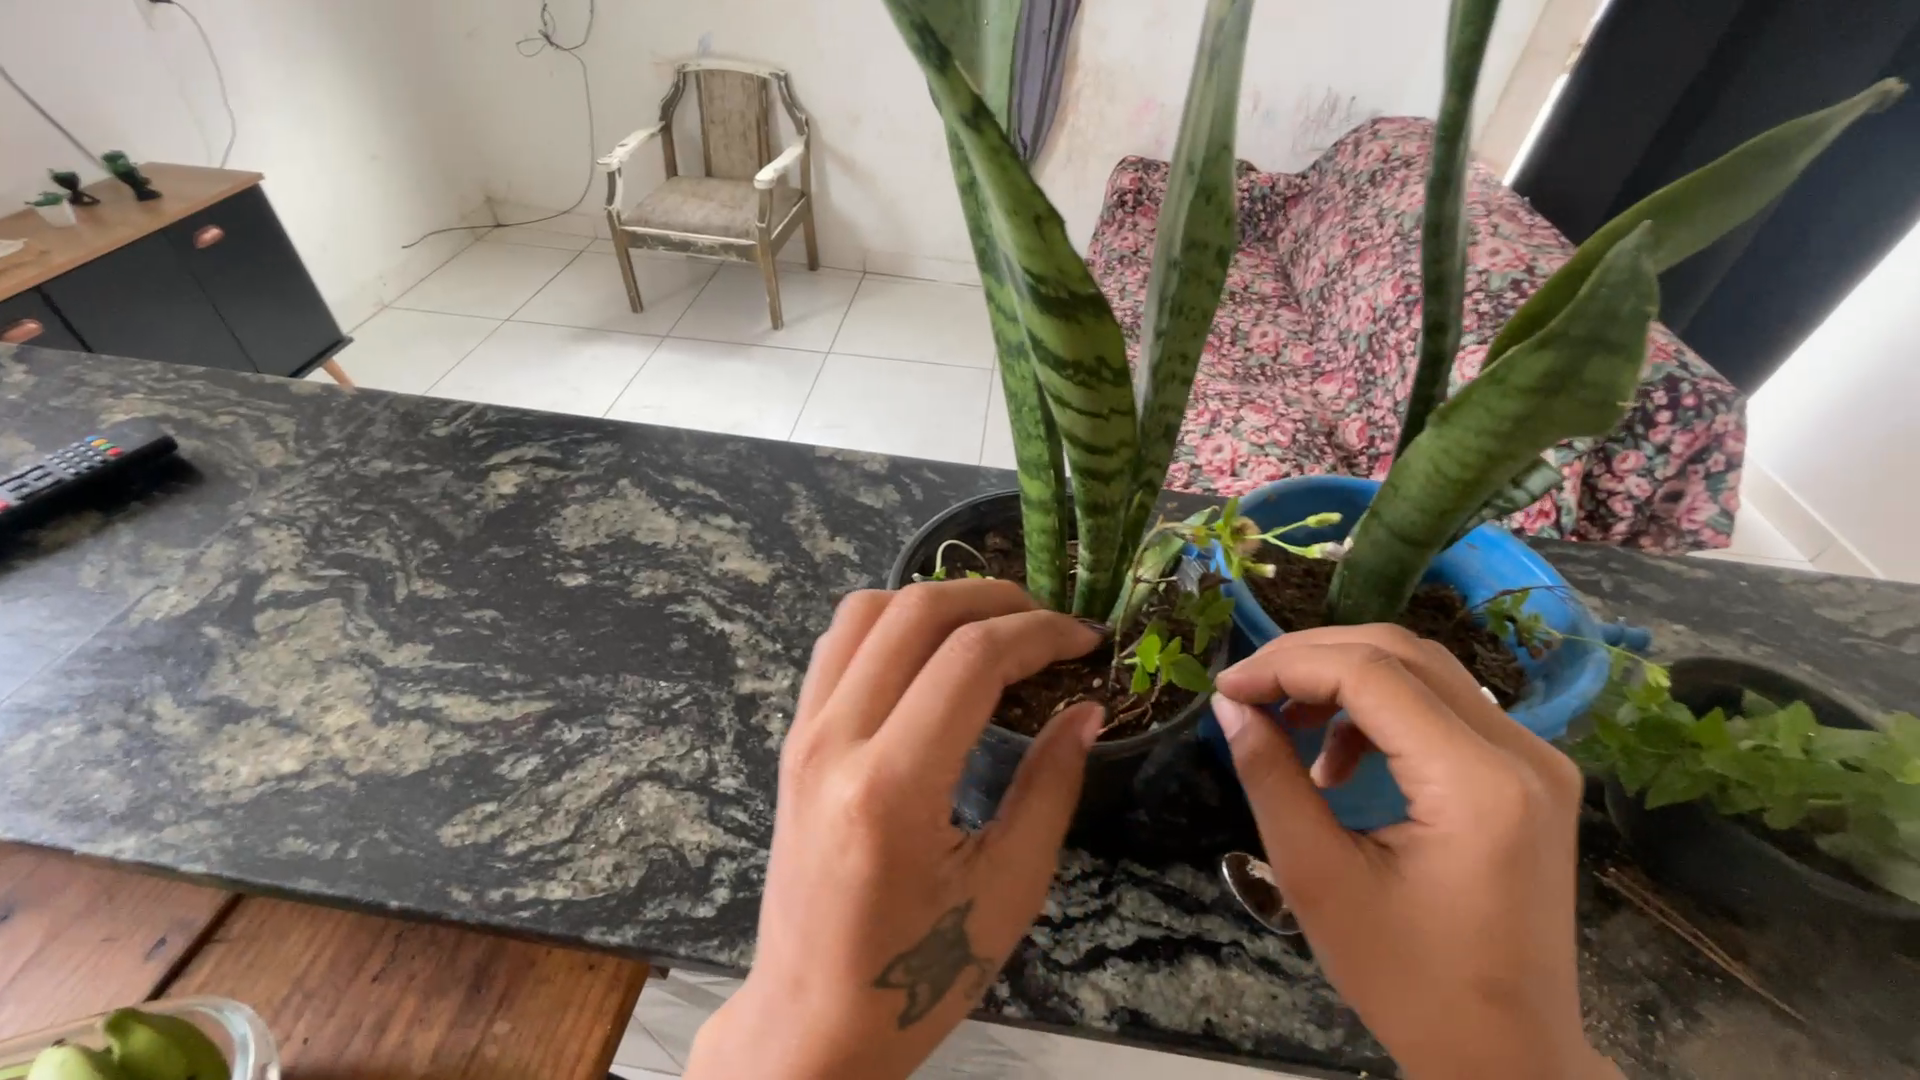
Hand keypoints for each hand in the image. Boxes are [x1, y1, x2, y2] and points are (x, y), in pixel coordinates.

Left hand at [685, 579, 1105, 1079]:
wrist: (810, 1018)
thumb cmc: (918, 973)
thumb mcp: (1008, 889)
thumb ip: (1051, 785)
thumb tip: (1087, 709)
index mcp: (892, 787)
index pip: (971, 658)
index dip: (1040, 634)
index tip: (1086, 639)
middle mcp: (834, 741)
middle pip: (915, 613)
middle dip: (995, 599)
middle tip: (1049, 624)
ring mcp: (803, 733)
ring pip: (866, 612)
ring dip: (937, 601)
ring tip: (994, 627)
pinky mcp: (793, 738)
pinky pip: (838, 644)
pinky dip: (892, 623)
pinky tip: (932, 652)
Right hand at [1210, 625, 1617, 1079]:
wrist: (1506, 1053)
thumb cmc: (1406, 979)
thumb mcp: (1316, 877)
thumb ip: (1270, 776)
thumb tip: (1230, 704)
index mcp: (1477, 783)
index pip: (1369, 674)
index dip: (1285, 666)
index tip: (1227, 688)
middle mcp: (1521, 753)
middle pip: (1399, 654)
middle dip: (1310, 659)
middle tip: (1249, 691)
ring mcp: (1534, 760)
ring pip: (1421, 669)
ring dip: (1342, 679)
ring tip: (1288, 724)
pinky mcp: (1528, 774)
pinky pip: (1442, 705)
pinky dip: (1378, 710)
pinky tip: (1339, 761)